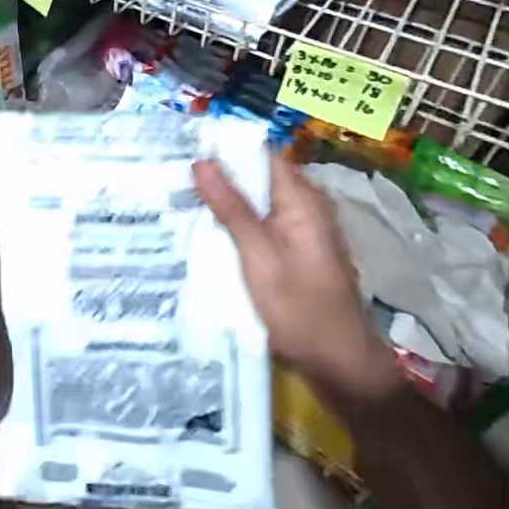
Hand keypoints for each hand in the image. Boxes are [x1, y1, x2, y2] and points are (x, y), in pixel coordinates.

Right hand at [193, 154, 401, 402]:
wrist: (339, 365)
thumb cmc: (301, 309)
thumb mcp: (258, 256)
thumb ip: (231, 208)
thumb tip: (202, 161)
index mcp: (302, 201)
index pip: (259, 153)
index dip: (223, 145)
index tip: (181, 144)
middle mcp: (303, 206)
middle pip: (254, 173)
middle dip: (215, 170)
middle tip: (168, 170)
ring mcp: (298, 227)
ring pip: (252, 196)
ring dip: (219, 195)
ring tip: (175, 192)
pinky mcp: (289, 247)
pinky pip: (255, 218)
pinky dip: (229, 216)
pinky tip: (200, 223)